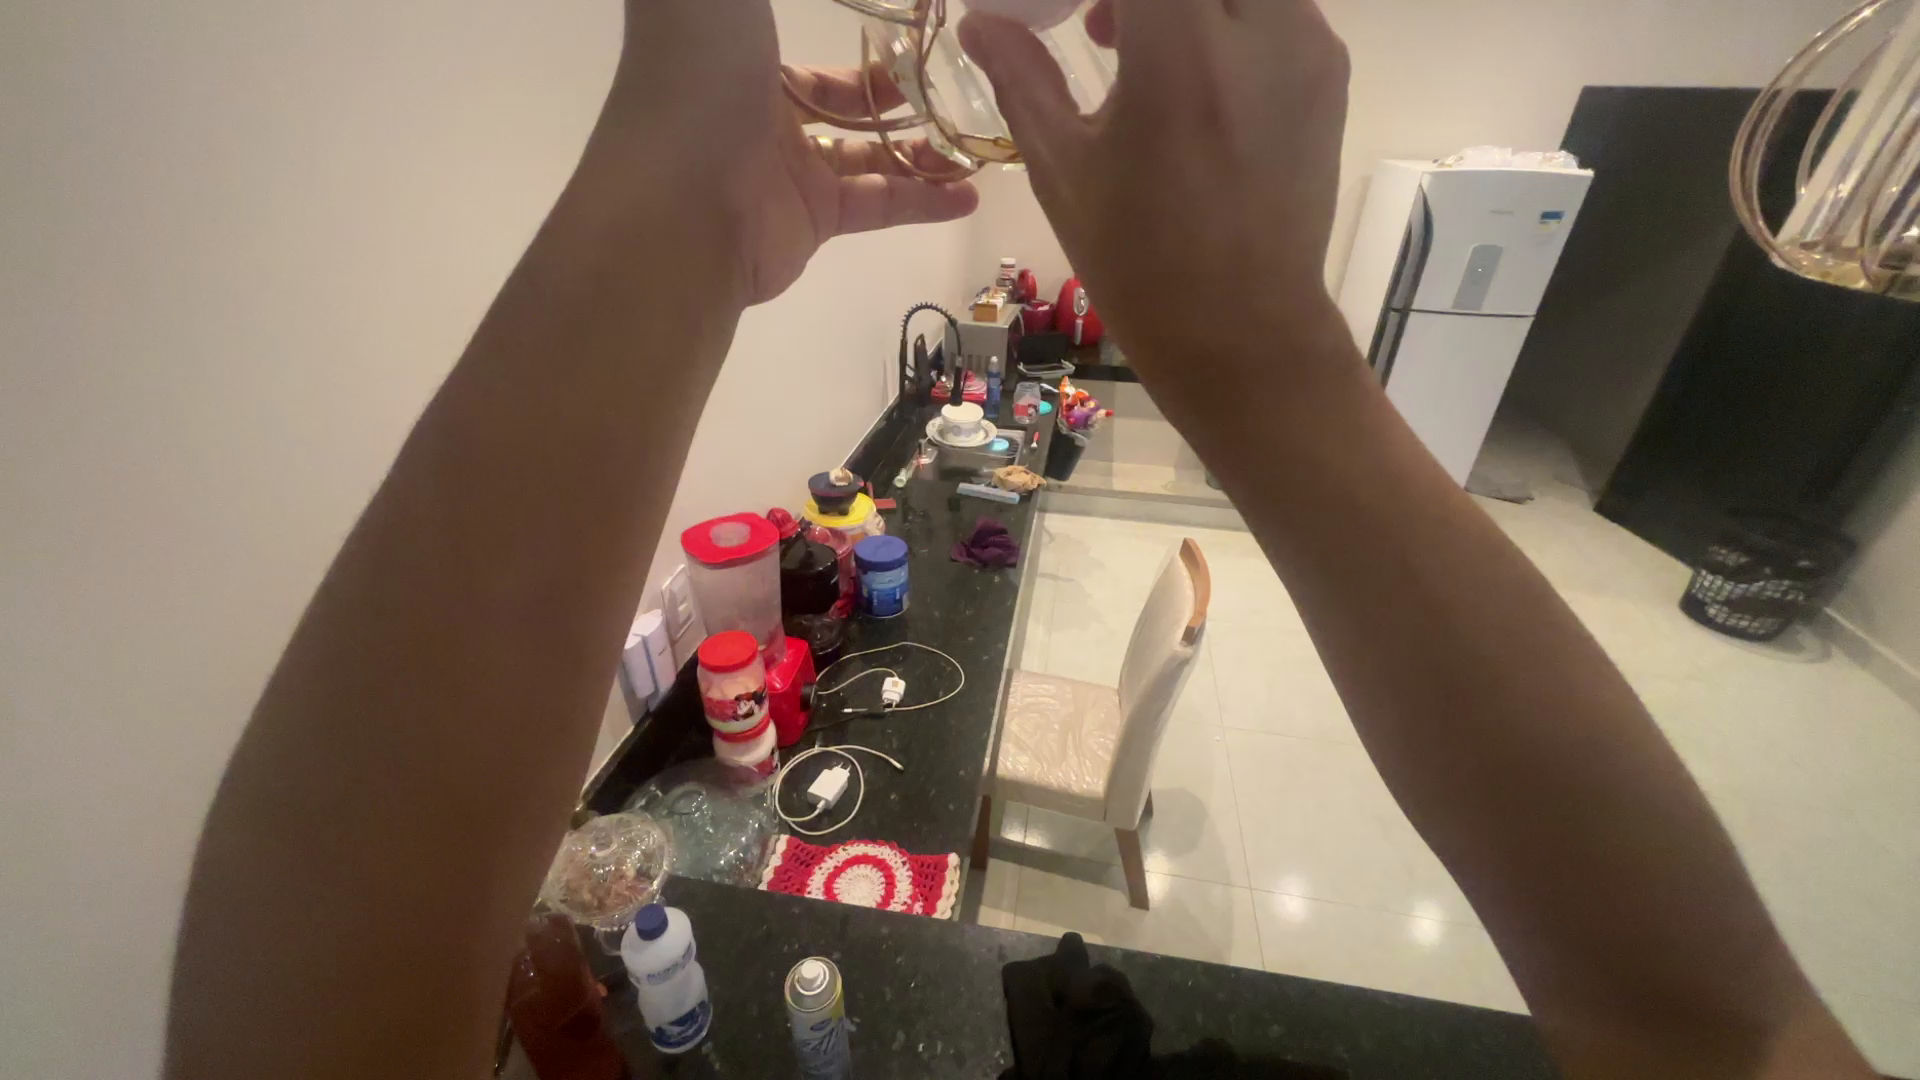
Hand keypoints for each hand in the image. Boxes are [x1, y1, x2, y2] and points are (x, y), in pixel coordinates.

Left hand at [591, 0, 978, 305]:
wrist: (681, 204)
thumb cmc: (699, 78)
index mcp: (742, 52)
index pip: (808, 47)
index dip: (863, 43)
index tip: (916, 36)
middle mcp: (766, 111)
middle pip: (845, 102)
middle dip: (900, 97)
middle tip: (956, 89)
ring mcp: (791, 170)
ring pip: (869, 155)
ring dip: (923, 152)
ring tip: (974, 145)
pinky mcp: (814, 220)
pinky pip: (878, 204)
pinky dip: (924, 202)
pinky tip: (968, 195)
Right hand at [960, 0, 1351, 400]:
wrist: (1239, 332)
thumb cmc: (1138, 268)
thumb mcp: (1066, 177)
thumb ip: (1023, 82)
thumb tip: (979, 23)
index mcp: (1179, 55)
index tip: (1070, 12)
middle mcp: (1259, 27)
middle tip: (1097, 23)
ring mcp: (1307, 45)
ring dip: (1182, 2)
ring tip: (1135, 47)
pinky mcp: (1329, 73)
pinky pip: (1272, 6)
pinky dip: (1223, 18)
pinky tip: (1190, 81)